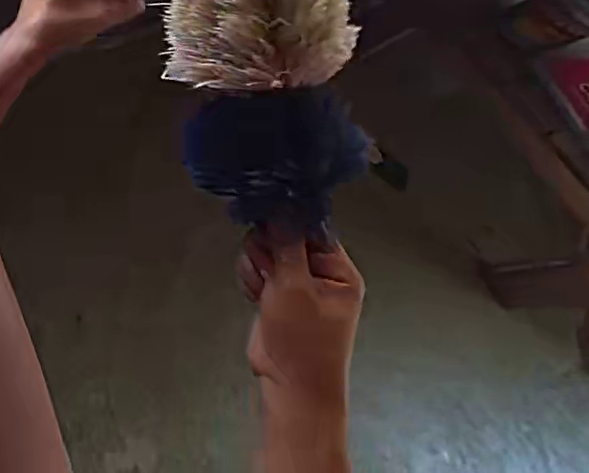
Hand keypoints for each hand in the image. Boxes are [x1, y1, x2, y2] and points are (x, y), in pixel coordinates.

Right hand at [238, 226, 363, 416]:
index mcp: (338, 271)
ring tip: (264, 290)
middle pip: (280, 234)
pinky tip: (258, 296)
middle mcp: (318, 272)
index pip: (310, 228)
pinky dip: (250, 277)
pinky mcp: (275, 290)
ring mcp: (295, 281)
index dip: (286, 221)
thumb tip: (282, 206)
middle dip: (266, 250)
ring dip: (255, 266)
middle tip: (270, 271)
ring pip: (262, 248)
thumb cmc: (303, 338)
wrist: (290, 381)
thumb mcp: (294, 286)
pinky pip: (253, 265)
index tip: (267, 223)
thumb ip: (286, 244)